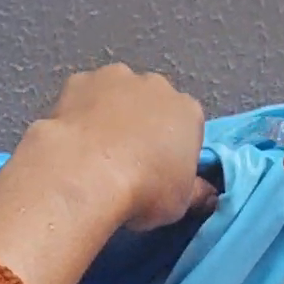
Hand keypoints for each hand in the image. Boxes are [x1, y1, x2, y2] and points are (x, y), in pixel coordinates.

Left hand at [0, 64, 208, 283]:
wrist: (86, 175)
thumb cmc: (144, 191)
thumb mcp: (181, 204)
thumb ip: (197, 192)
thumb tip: (208, 193)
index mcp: (188, 111)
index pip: (189, 129)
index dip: (176, 153)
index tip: (162, 176)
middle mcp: (156, 86)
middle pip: (154, 106)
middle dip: (145, 128)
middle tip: (129, 164)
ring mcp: (115, 78)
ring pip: (118, 96)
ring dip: (112, 116)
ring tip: (97, 155)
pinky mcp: (78, 81)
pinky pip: (84, 98)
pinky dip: (81, 114)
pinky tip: (74, 142)